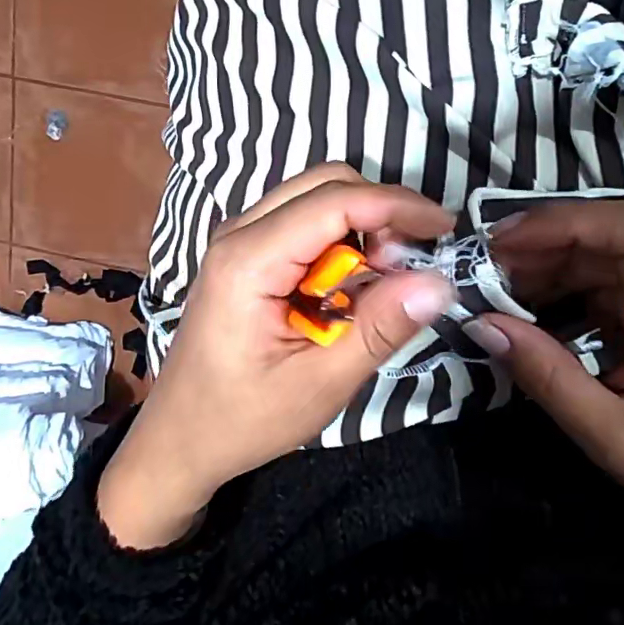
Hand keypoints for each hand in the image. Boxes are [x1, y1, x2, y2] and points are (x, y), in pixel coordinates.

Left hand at [97, 164, 454, 548]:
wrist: (178, 440)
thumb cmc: (243, 419)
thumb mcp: (321, 384)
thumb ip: (380, 328)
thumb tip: (440, 282)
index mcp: (249, 261)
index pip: (335, 201)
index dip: (397, 206)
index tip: (444, 229)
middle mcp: (239, 233)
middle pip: (325, 184)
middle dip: (380, 212)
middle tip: (410, 263)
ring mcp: (239, 239)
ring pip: (316, 197)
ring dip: (362, 224)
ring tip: (384, 278)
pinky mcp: (247, 252)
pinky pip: (304, 221)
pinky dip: (341, 238)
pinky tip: (352, 283)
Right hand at [466, 201, 623, 588]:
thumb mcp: (616, 439)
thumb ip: (550, 380)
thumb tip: (482, 325)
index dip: (566, 223)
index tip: (503, 243)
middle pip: (613, 231)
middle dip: (546, 239)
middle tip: (485, 266)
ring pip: (603, 250)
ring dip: (548, 260)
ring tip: (496, 286)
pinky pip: (603, 278)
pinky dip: (561, 284)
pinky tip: (527, 306)